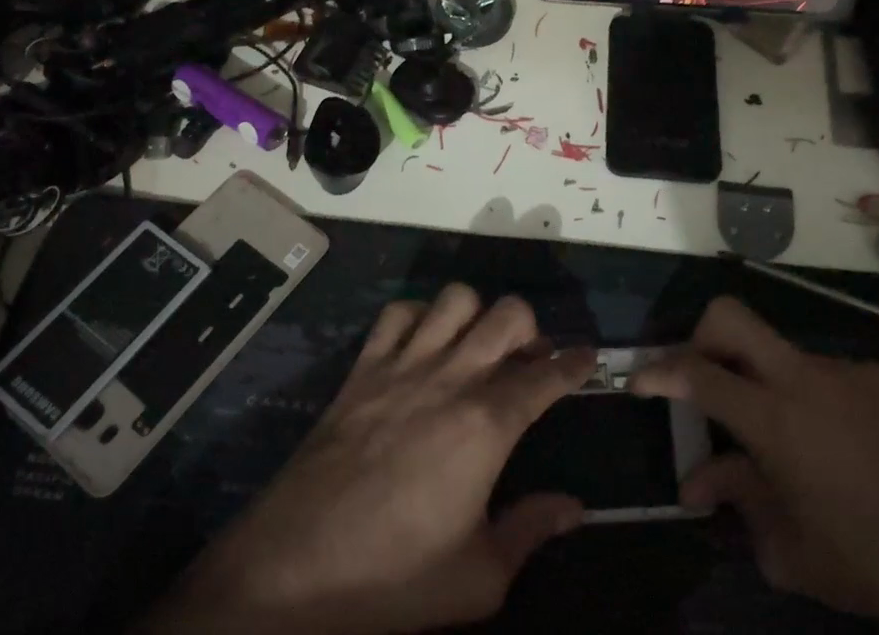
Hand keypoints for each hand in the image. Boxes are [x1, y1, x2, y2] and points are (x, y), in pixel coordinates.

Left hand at [141, 285, 593, 634]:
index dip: (576, 364)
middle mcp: (449, 380)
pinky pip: (394, 315)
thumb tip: (576, 509)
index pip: (547, 376)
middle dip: (532, 329)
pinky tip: (423, 346)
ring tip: (478, 348)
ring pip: (454, 300)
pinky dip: (418, 317)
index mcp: (486, 426)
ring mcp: (399, 369)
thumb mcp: (478, 578)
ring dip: (477, 315)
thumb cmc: (392, 579)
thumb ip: (532, 532)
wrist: (288, 574)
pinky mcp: (359, 374)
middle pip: (507, 316)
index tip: (589, 358)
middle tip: (531, 362)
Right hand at [631, 297, 878, 634]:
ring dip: (756, 379)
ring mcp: (846, 371)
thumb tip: (697, 483)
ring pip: (776, 350)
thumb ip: (736, 499)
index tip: (637, 381)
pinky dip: (799, 395)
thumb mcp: (787, 548)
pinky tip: (822, 444)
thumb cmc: (870, 561)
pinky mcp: (877, 378)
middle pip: (731, 316)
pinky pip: (818, 372)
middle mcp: (806, 378)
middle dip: (698, 337)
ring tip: (769, 442)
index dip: (657, 370)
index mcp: (777, 421)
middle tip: (693, 381)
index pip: (697, 373)